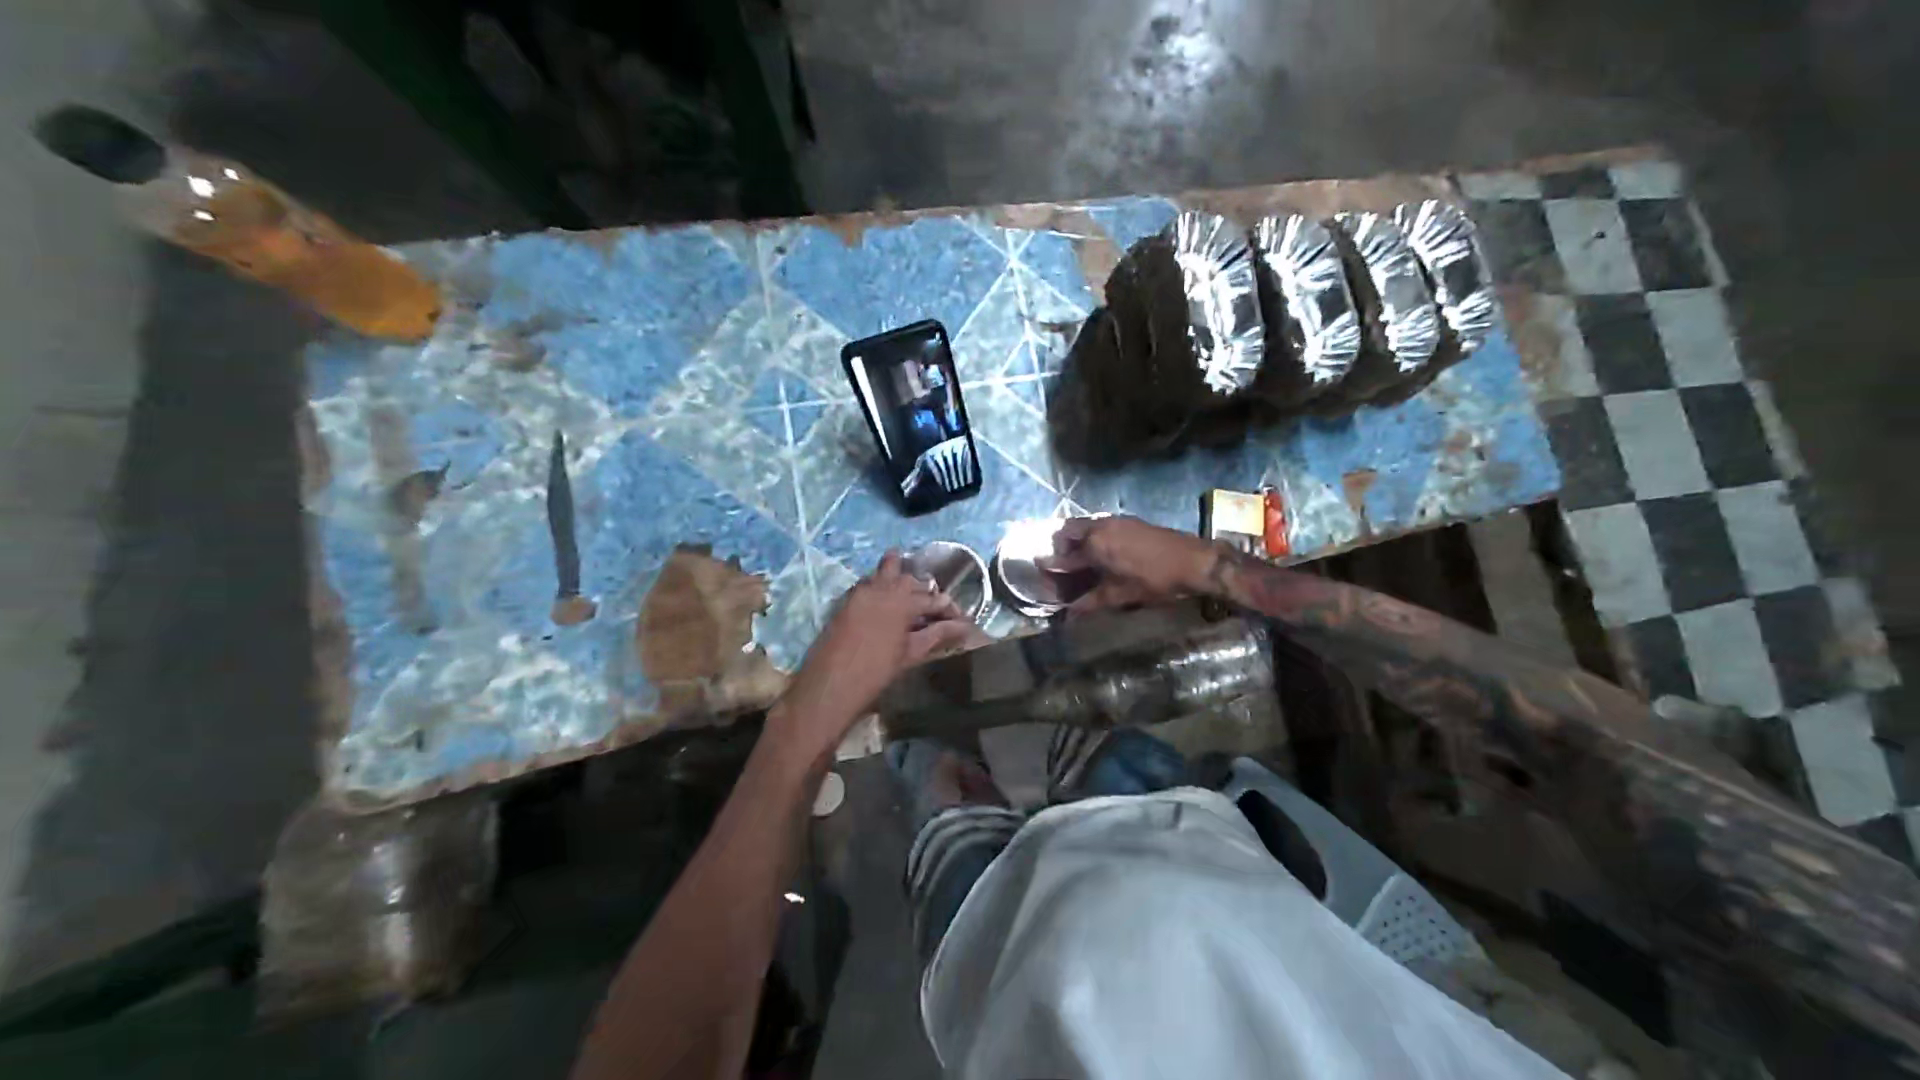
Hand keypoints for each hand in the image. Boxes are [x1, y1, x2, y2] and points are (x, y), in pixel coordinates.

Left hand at [773, 552, 979, 755]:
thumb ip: (937, 634)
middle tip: (934, 608)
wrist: (831, 684)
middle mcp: (882, 588)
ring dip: (900, 578)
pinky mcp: (846, 600)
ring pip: (886, 572)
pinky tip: (885, 601)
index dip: (948, 609)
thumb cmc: (876, 672)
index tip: (960, 620)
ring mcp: (861, 591)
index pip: (934, 599)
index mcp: (903, 601)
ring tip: (910, 594)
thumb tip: (964, 627)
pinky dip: (880, 585)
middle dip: (925, 591)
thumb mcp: (911, 653)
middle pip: (910, 579)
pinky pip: (868, 583)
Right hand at [1042, 516, 1220, 612]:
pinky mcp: (1129, 520)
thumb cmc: (1155, 581)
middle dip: (1060, 545)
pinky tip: (1103, 551)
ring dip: (1077, 538)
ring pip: (1085, 525)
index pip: (1063, 557)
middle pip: (1068, 531)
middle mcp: (1099, 528)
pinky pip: (1100, 523)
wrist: (1193, 561)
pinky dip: (1093, 534)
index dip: (1051, 566)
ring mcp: (1115, 521)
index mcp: (1094, 546)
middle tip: (1063, 563)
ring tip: (1082, 558)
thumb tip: (1069, 615)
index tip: (1040, 567)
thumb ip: (1092, 602)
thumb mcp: (1121, 595)